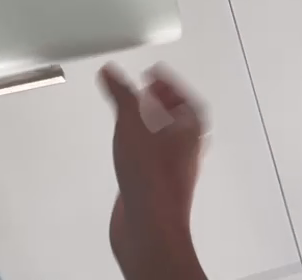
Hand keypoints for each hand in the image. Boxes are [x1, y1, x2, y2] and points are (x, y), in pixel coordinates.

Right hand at [99, 63, 209, 279]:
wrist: (148, 228)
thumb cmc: (152, 182)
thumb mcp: (131, 122)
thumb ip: (121, 93)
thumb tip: (112, 73)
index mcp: (189, 132)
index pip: (188, 101)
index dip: (172, 85)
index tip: (157, 73)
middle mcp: (183, 151)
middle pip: (178, 119)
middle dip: (161, 101)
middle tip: (147, 87)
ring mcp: (169, 169)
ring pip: (164, 138)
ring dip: (149, 120)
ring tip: (133, 109)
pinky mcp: (153, 184)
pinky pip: (149, 154)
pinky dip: (138, 141)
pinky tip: (124, 142)